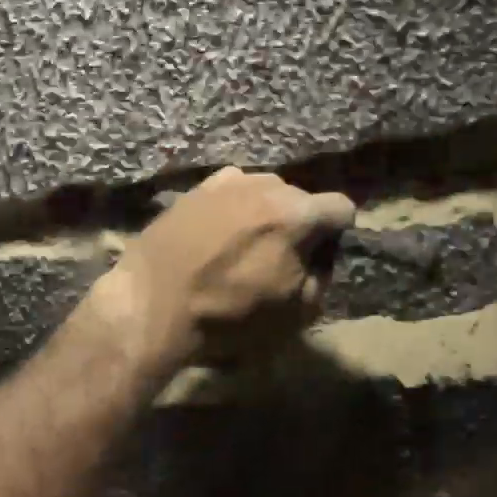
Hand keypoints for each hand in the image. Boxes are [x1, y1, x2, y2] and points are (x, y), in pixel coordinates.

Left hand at [100, 167, 355, 365]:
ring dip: (266, 212)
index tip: (322, 256)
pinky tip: (220, 232)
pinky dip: (236, 205)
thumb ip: (321, 272)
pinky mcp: (197, 186)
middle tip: (283, 256)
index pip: (340, 206)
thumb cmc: (230, 315)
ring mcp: (227, 181)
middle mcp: (264, 185)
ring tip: (247, 245)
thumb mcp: (297, 311)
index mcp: (295, 214)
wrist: (156, 300)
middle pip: (301, 197)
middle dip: (300, 223)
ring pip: (266, 190)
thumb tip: (321, 251)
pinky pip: (233, 189)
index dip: (338, 232)